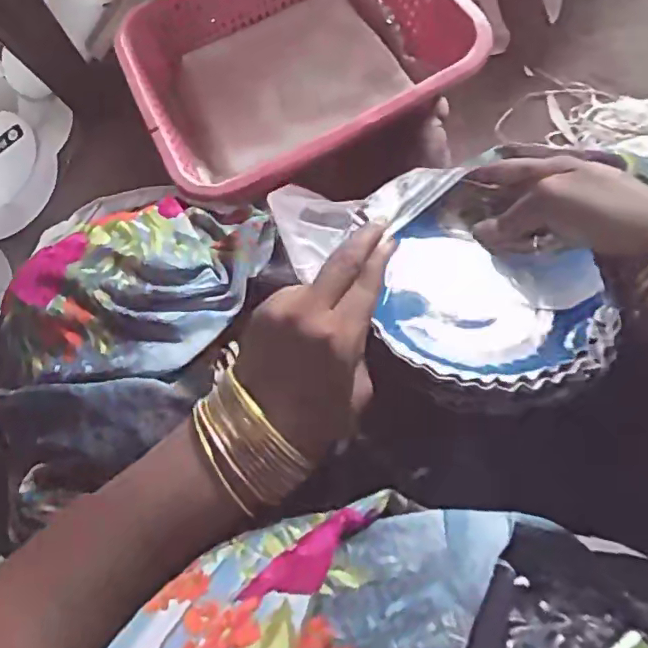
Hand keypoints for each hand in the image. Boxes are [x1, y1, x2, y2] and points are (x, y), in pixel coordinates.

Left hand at [231, 223, 394, 461]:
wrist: (258, 425)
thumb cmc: (319, 417)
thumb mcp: (358, 387)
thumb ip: (359, 345)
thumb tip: (356, 322)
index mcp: (340, 334)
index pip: (365, 284)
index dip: (379, 258)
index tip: (390, 238)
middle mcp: (309, 311)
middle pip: (340, 263)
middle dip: (361, 240)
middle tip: (376, 222)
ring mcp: (281, 306)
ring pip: (313, 282)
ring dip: (327, 286)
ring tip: (333, 302)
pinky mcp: (262, 309)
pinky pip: (292, 295)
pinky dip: (304, 301)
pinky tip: (305, 319)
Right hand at [468, 148, 647, 262]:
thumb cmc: (604, 209)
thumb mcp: (551, 202)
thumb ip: (512, 216)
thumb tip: (478, 233)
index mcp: (552, 163)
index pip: (503, 166)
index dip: (476, 175)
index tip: (449, 189)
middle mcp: (562, 175)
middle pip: (515, 183)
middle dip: (488, 194)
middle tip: (461, 212)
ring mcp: (577, 200)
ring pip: (528, 206)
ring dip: (507, 217)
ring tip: (485, 232)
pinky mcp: (588, 226)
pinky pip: (545, 227)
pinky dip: (527, 234)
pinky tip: (519, 244)